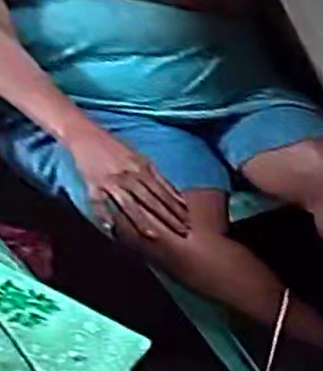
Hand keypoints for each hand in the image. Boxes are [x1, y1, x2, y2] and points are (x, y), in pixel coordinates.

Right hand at [66, 124, 191, 239]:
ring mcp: (108, 181)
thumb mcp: (146, 162)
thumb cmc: (120, 149)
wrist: (84, 134)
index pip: (166, 196)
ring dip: (142, 221)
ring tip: (155, 235)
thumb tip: (181, 198)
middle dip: (168, 219)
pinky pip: (97, 201)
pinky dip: (103, 214)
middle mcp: (128, 178)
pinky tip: (110, 227)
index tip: (191, 223)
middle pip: (152, 202)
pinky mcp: (90, 182)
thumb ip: (162, 180)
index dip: (179, 210)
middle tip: (183, 233)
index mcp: (143, 172)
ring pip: (129, 205)